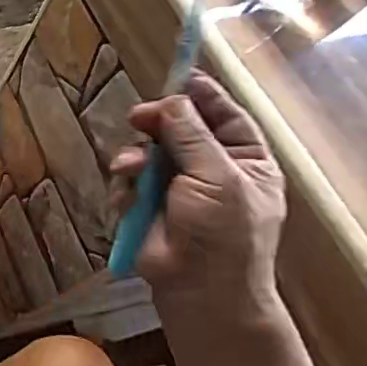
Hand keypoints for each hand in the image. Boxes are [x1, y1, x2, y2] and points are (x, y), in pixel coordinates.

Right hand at [109, 71, 284, 314]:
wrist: (199, 288)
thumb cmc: (225, 232)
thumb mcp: (217, 176)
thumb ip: (191, 135)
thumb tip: (170, 100)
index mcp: (243, 159)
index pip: (223, 116)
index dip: (200, 96)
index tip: (177, 77)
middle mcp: (207, 169)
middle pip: (176, 130)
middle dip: (156, 125)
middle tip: (138, 118)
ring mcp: (173, 189)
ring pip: (145, 155)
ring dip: (134, 158)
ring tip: (129, 167)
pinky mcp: (142, 208)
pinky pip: (126, 184)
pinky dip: (123, 188)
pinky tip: (127, 197)